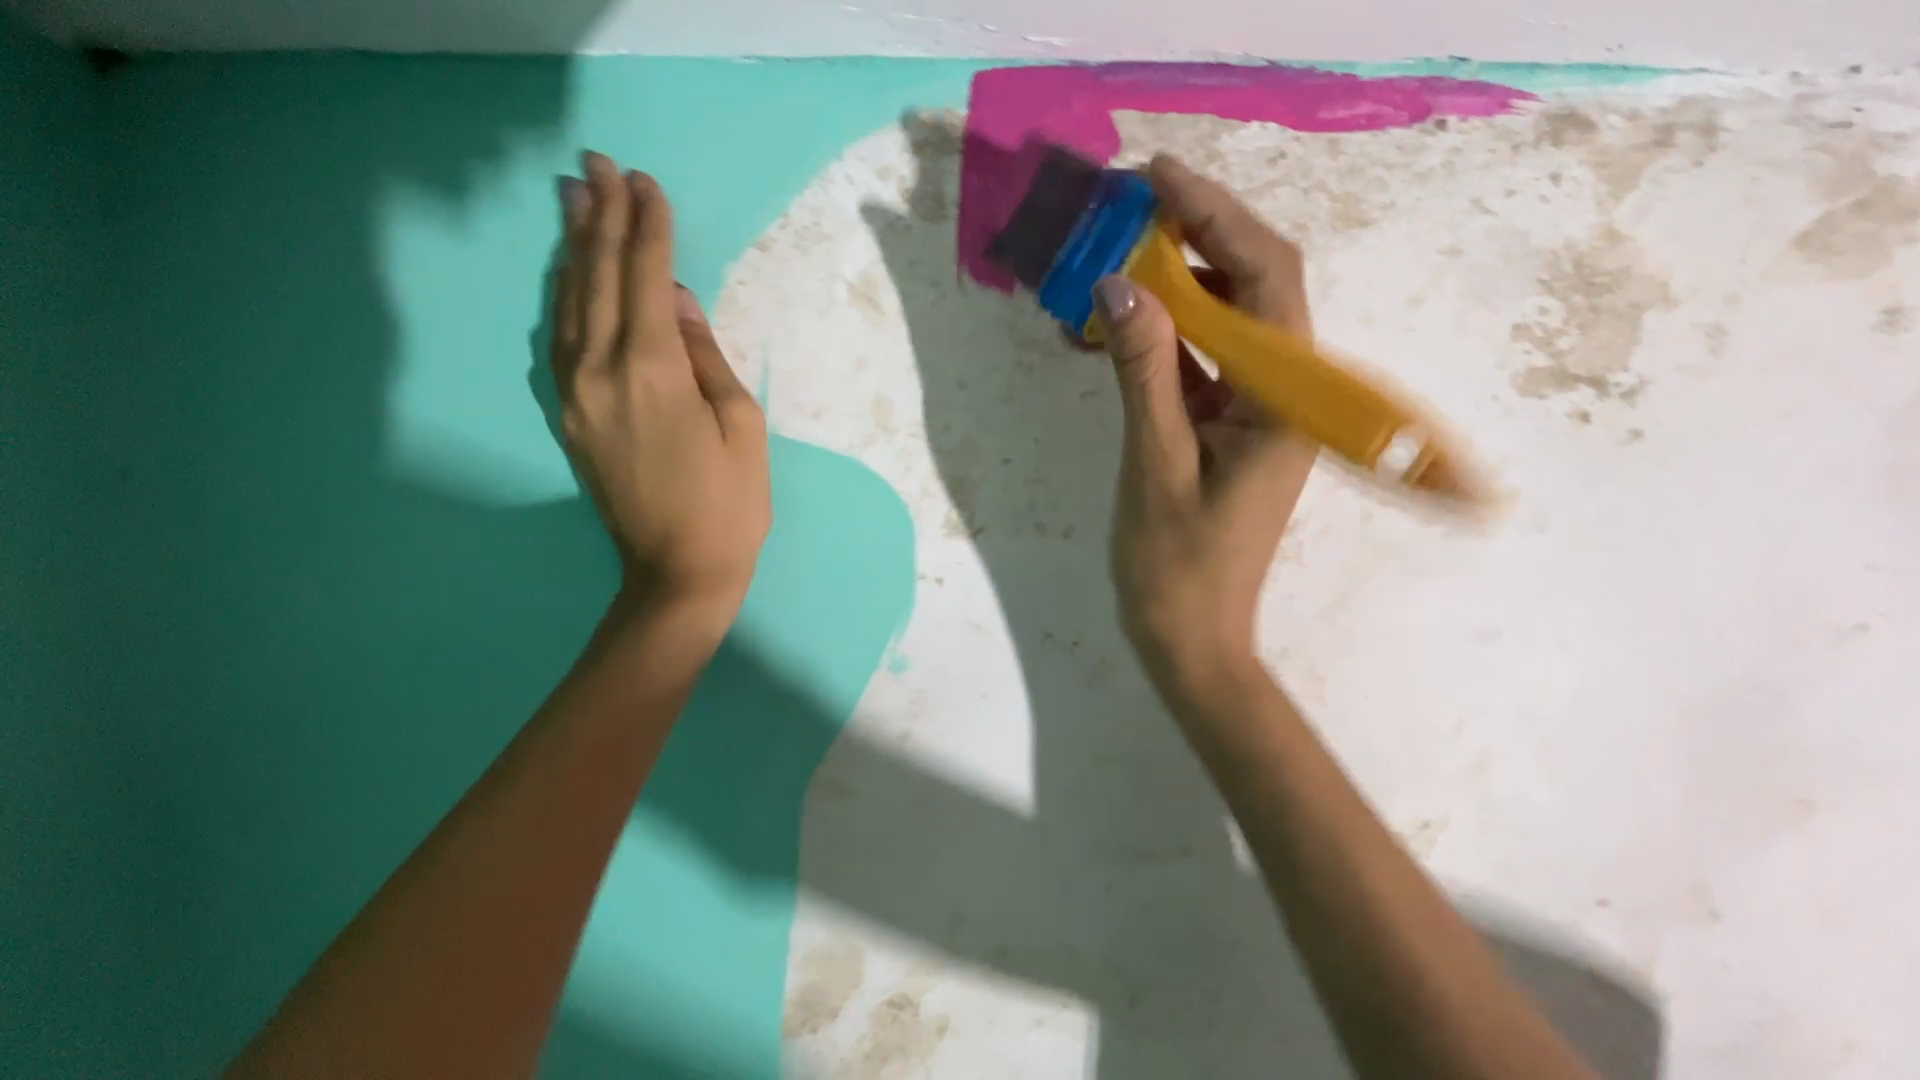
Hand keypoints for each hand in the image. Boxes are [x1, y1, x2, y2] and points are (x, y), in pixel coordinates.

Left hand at [552, 151, 770, 621]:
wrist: (676, 573)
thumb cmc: (729, 503)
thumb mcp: (741, 424)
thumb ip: (704, 354)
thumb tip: (674, 299)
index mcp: (653, 371)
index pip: (645, 277)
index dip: (649, 227)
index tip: (647, 183)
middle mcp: (601, 371)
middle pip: (597, 277)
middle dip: (601, 217)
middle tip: (599, 164)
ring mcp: (576, 394)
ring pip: (569, 303)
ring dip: (573, 246)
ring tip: (576, 196)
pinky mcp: (570, 415)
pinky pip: (561, 339)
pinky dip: (565, 296)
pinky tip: (568, 272)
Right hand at [1096, 155, 1316, 693]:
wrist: (1191, 639)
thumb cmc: (1177, 566)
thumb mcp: (1156, 464)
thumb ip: (1143, 372)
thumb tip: (1117, 284)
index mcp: (1286, 399)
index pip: (1267, 277)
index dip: (1217, 215)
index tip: (1155, 177)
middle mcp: (1283, 392)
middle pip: (1251, 285)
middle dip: (1193, 237)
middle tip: (1124, 207)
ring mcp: (1255, 408)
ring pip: (1222, 319)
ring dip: (1169, 285)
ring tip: (1105, 259)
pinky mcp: (1226, 425)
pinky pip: (1198, 360)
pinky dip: (1159, 335)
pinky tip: (1109, 326)